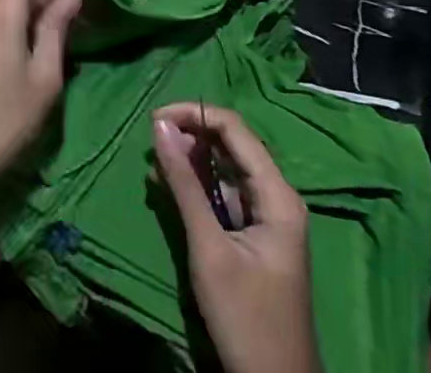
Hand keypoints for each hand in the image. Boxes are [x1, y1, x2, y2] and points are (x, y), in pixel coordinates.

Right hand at [153, 104, 321, 372]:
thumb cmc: (244, 315)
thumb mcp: (209, 247)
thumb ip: (185, 185)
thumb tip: (160, 127)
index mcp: (278, 194)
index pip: (236, 130)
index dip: (196, 115)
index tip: (155, 117)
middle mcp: (277, 195)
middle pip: (233, 145)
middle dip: (192, 134)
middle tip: (152, 138)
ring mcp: (268, 216)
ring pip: (227, 170)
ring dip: (192, 161)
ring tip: (156, 159)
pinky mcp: (255, 234)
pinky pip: (226, 195)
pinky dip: (199, 187)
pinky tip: (171, 185)